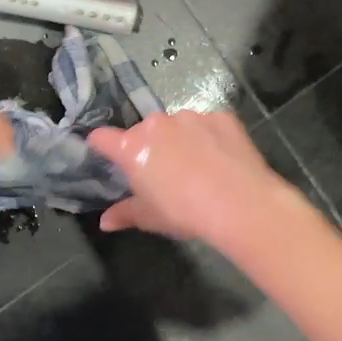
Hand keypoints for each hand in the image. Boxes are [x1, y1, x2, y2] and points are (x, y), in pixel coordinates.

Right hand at [88, 111, 314, 243]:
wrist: (241, 204)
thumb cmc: (185, 212)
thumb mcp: (150, 218)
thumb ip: (124, 214)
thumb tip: (104, 223)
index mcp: (132, 147)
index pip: (102, 138)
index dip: (101, 145)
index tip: (105, 154)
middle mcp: (156, 124)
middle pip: (142, 131)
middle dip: (147, 147)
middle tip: (161, 172)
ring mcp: (190, 117)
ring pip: (175, 125)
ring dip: (178, 139)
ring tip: (195, 166)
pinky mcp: (220, 117)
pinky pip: (206, 125)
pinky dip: (208, 137)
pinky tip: (219, 158)